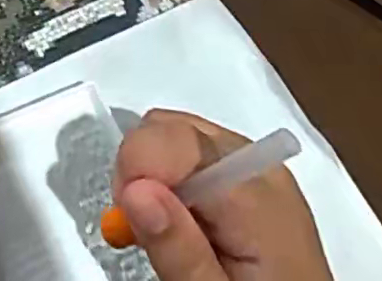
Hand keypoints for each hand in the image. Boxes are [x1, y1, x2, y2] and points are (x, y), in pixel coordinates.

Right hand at [114, 110, 332, 280]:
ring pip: (176, 134)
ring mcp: (256, 166)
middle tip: (137, 228)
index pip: (183, 140)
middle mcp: (259, 166)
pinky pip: (190, 149)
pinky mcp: (248, 174)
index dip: (138, 162)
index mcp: (258, 197)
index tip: (123, 211)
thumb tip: (135, 191)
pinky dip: (167, 174)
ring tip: (159, 229)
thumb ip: (179, 252)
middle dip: (141, 168)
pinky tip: (174, 219)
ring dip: (151, 172)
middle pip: (174, 129)